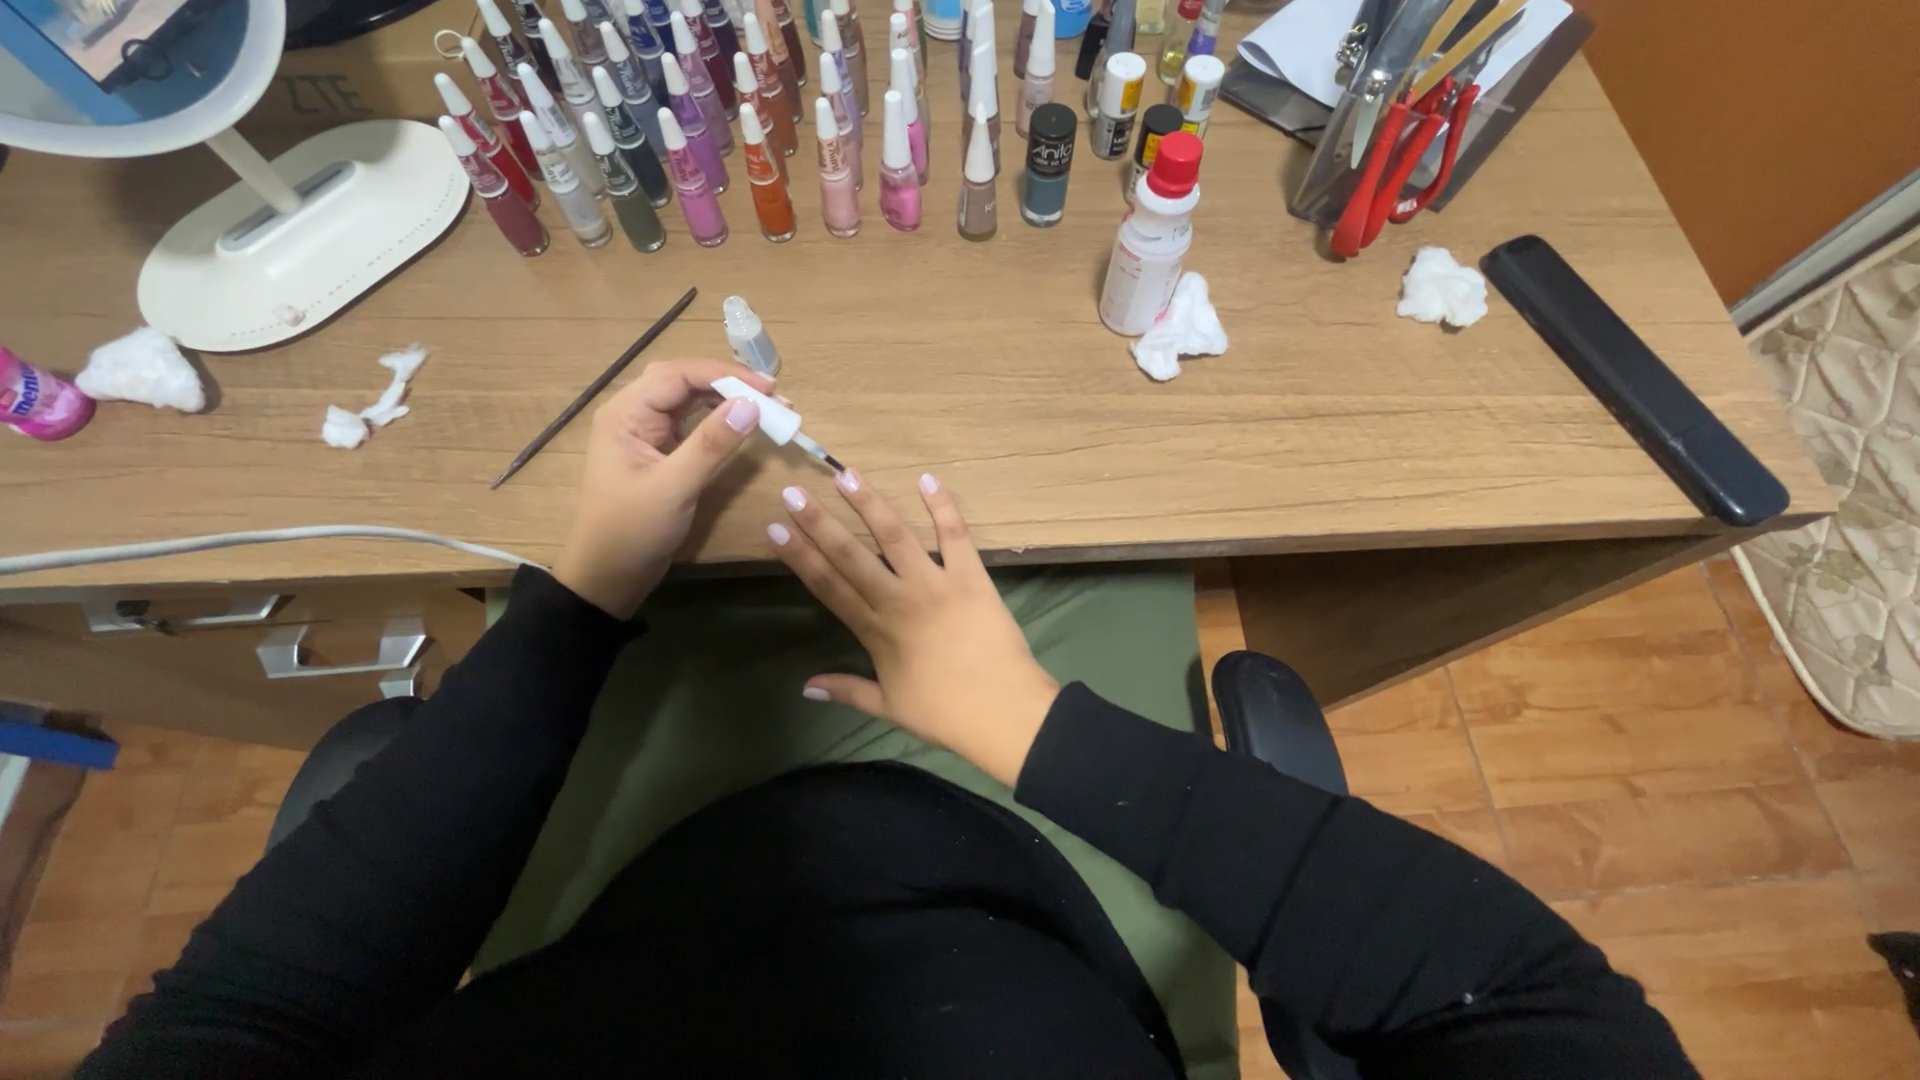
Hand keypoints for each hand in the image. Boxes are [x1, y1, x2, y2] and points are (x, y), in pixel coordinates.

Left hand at [552, 358, 771, 619]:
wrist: (608, 577)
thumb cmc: (632, 531)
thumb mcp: (674, 486)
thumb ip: (712, 443)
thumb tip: (752, 404)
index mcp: (626, 414)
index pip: (679, 375)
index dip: (726, 375)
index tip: (769, 388)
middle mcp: (634, 415)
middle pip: (685, 381)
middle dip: (730, 383)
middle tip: (775, 395)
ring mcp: (648, 435)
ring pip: (691, 401)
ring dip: (729, 400)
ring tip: (769, 407)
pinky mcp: (661, 455)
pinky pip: (694, 425)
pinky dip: (721, 422)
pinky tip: (744, 425)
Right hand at [767, 470, 1060, 787]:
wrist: (1002, 713)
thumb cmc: (944, 714)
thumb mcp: (889, 708)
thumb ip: (847, 691)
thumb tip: (805, 687)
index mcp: (875, 631)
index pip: (828, 586)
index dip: (800, 557)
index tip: (776, 529)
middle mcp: (898, 600)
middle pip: (851, 556)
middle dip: (819, 522)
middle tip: (793, 491)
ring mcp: (935, 585)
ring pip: (896, 537)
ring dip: (870, 504)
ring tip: (846, 475)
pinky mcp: (972, 578)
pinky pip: (956, 537)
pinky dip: (943, 507)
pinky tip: (927, 479)